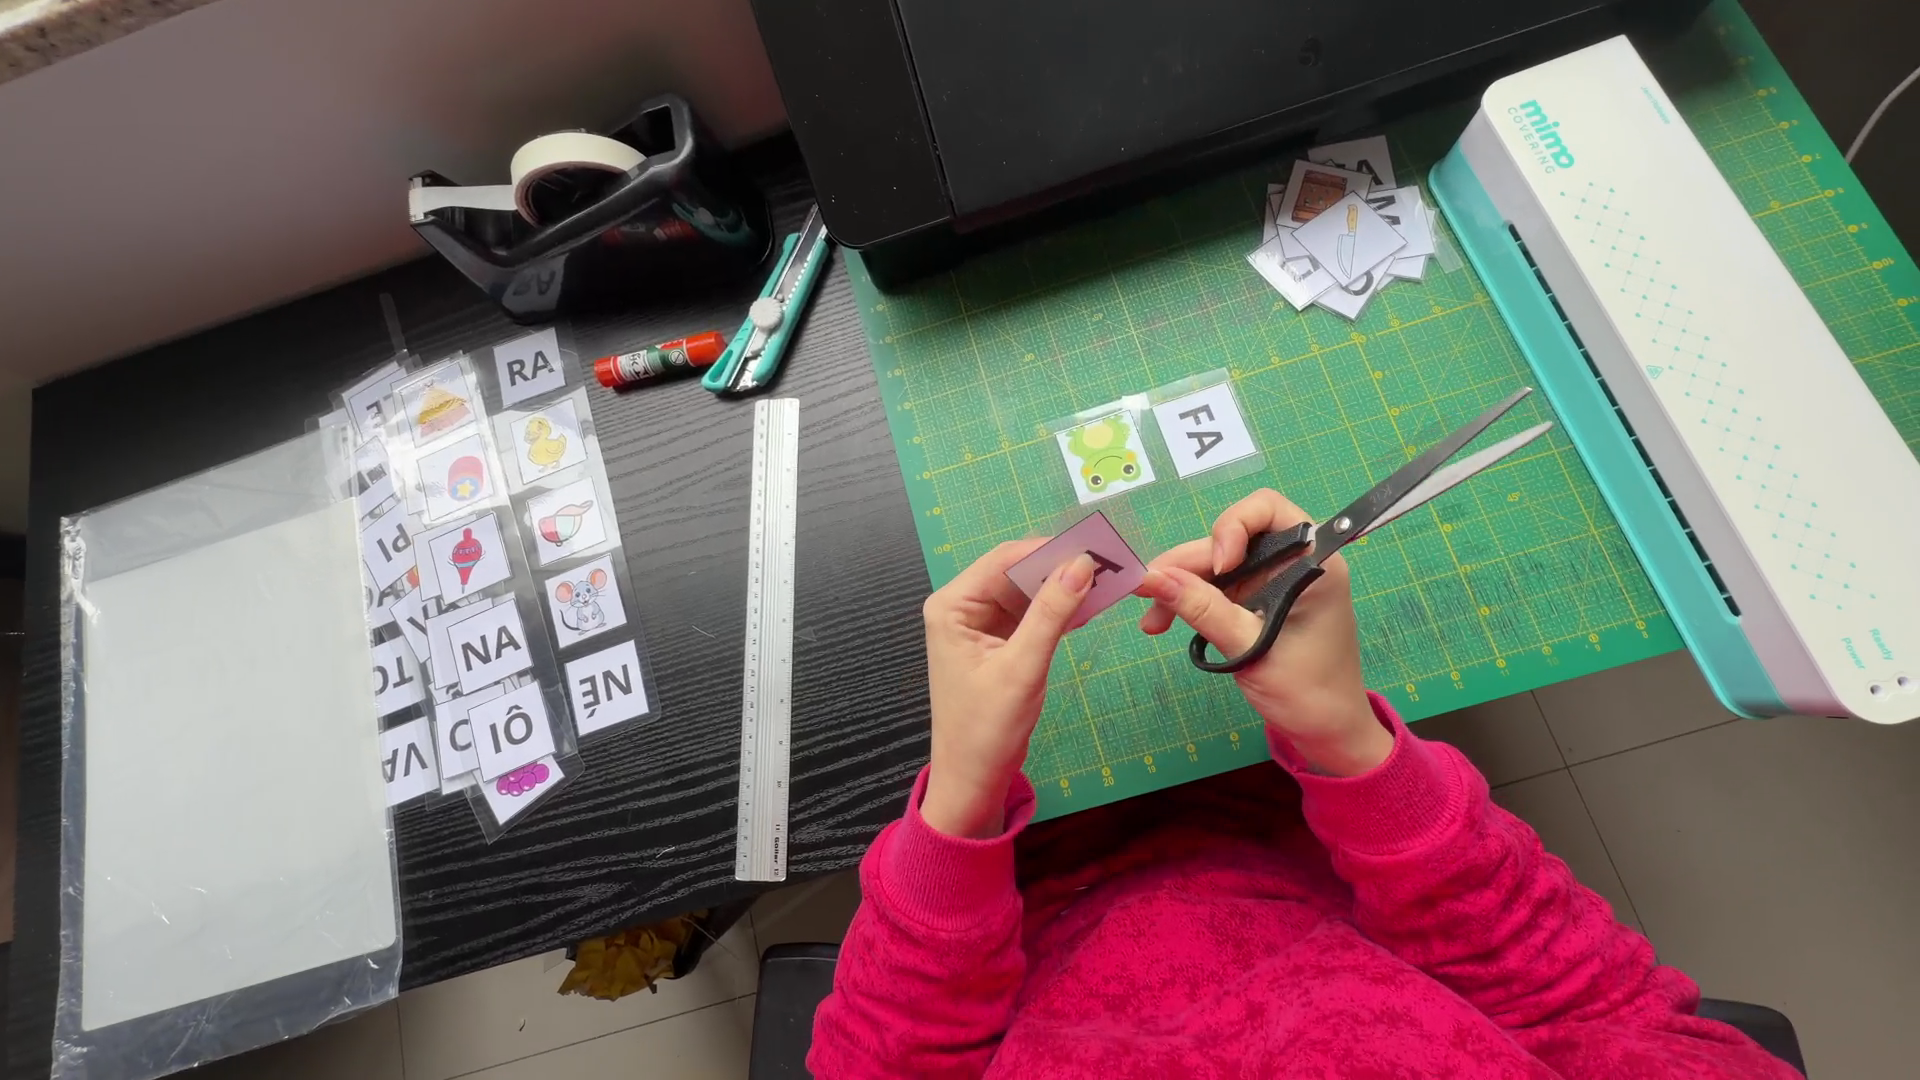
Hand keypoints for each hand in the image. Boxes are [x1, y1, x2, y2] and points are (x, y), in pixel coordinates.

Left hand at [920, 541, 1095, 837]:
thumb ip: (1051, 613)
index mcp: (952, 605)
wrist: (973, 779)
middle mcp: (961, 606)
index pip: (1003, 559)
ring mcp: (978, 622)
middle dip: (1058, 567)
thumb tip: (1081, 565)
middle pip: (1016, 571)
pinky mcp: (996, 639)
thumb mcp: (1022, 667)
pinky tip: (1088, 607)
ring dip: (1061, 587)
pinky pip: (1030, 613)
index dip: (1048, 550)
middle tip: (1106, 563)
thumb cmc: (987, 729)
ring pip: (1026, 590)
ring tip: (1105, 581)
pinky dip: (1056, 610)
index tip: (1093, 547)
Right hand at [1134, 489, 1389, 776]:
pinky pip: (1212, 587)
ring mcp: (1267, 580)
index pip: (1266, 510)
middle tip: (1147, 590)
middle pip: (1227, 539)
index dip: (1233, 526)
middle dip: (1187, 564)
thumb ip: (1202, 608)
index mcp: (1311, 561)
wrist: (1325, 731)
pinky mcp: (1251, 600)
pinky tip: (1161, 622)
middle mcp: (1288, 562)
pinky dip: (1186, 601)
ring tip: (1151, 620)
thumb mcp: (1250, 647)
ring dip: (1178, 586)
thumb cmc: (1307, 690)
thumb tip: (1151, 577)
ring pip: (1211, 564)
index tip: (1217, 566)